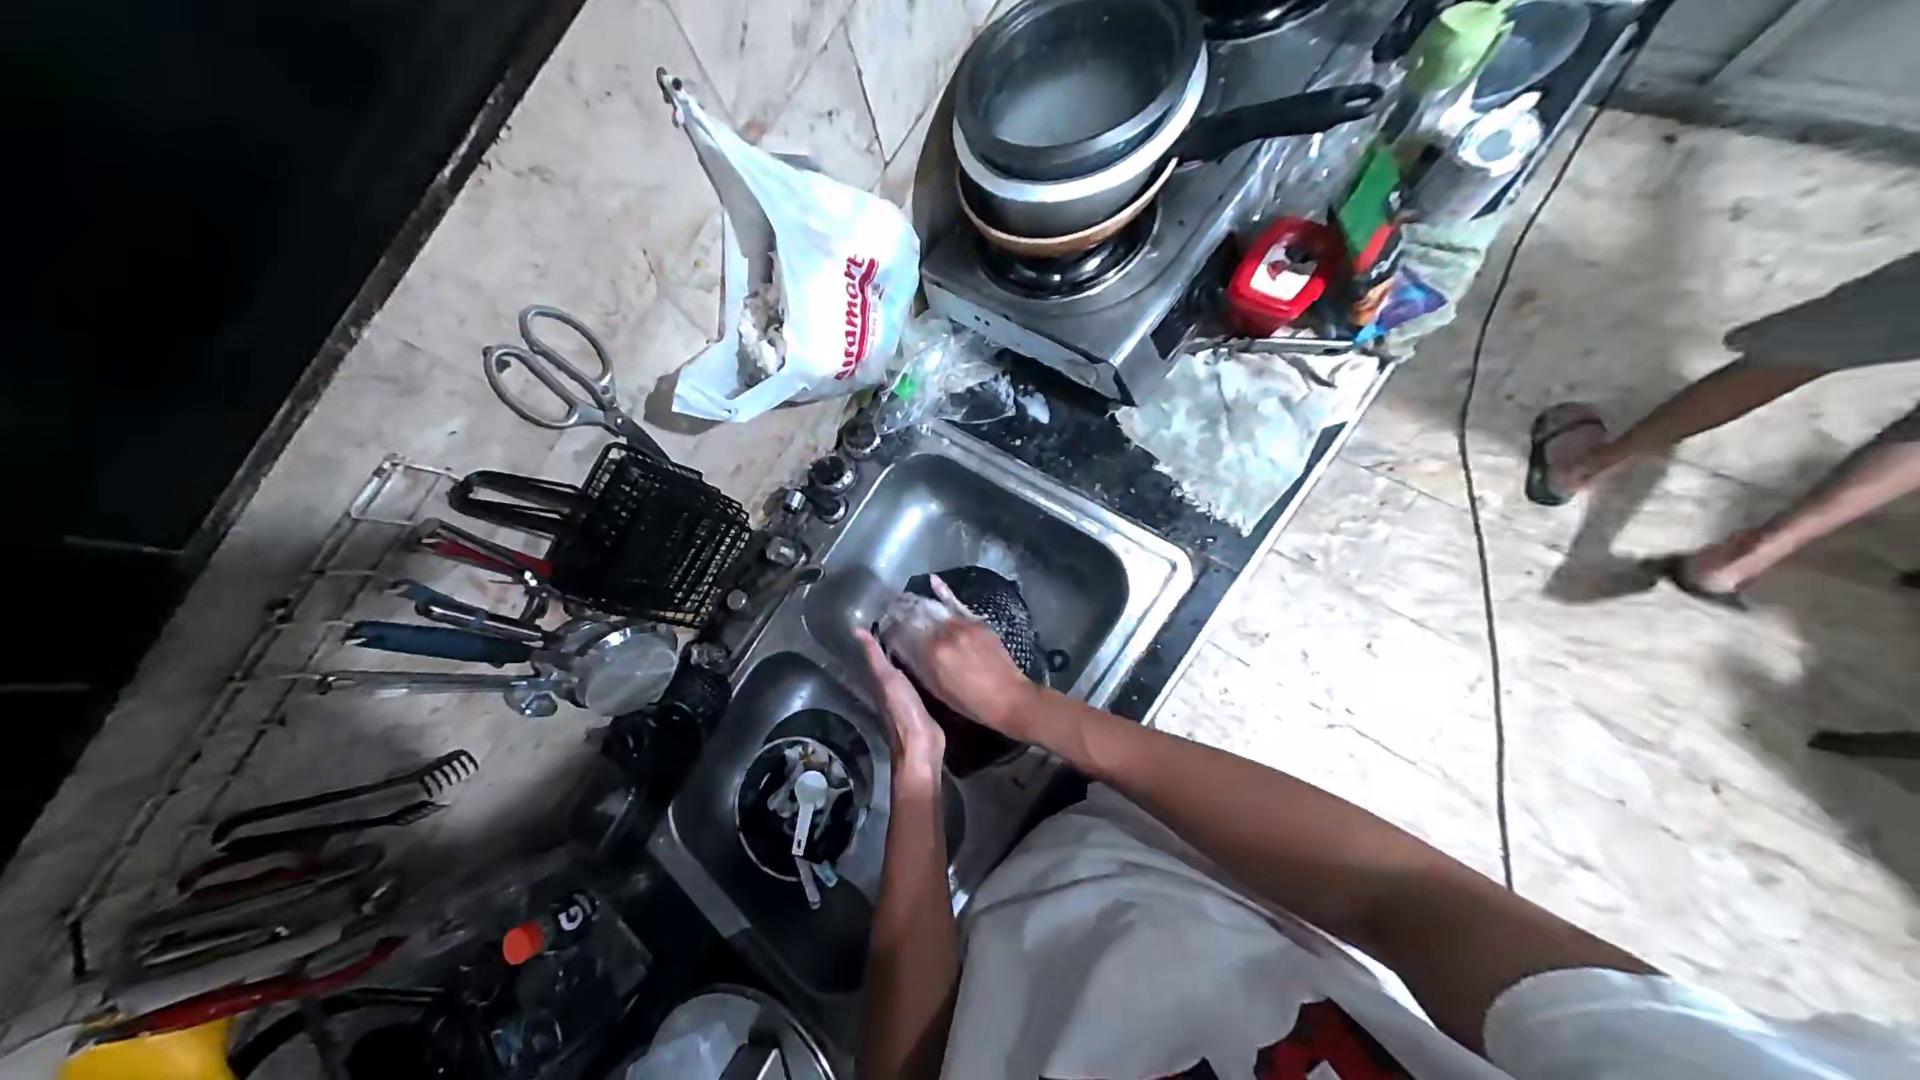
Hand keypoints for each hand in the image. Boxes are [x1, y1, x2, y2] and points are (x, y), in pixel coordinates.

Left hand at [855, 628, 944, 783]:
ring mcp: (908, 700)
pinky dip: (925, 674)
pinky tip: (933, 667)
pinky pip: (922, 685)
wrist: (922, 746)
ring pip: (907, 674)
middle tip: (912, 626)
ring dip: (912, 661)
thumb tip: (857, 630)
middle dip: (899, 648)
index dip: (882, 639)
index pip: (878, 657)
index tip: (892, 619)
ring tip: (925, 641)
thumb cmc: (903, 712)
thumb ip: (876, 657)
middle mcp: (891, 691)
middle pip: (893, 665)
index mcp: (880, 684)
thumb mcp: (888, 680)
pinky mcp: (924, 707)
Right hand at [874, 576, 1041, 740]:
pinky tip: (932, 580)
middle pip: (916, 617)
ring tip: (904, 599)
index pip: (903, 634)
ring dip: (917, 604)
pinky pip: (955, 603)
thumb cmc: (970, 701)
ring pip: (933, 609)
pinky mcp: (976, 622)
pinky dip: (943, 591)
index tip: (885, 629)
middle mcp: (945, 634)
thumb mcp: (937, 689)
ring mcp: (962, 625)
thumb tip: (902, 649)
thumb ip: (918, 666)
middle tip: (889, 610)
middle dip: (900, 612)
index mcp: (932, 654)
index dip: (892, 631)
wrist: (1008, 697)